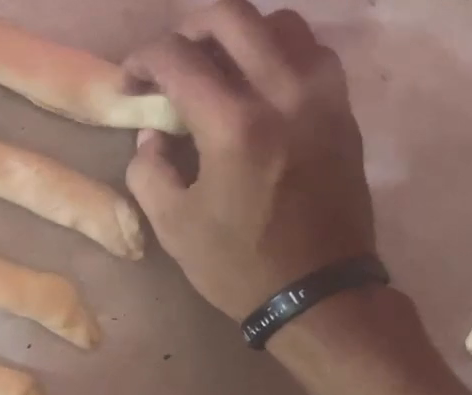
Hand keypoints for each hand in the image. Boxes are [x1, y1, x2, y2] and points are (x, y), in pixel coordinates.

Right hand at [124, 2, 374, 324]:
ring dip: (239, 34)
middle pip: (232, 16)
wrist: (316, 290)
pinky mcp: (342, 108)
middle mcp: (283, 92)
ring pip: (279, 23)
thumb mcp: (174, 228)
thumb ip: (150, 171)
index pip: (179, 59)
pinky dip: (278, 52)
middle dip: (189, 28)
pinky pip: (310, 51)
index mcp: (234, 126)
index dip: (144, 59)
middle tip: (169, 59)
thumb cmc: (237, 267)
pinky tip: (259, 84)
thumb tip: (153, 132)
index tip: (130, 80)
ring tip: (217, 67)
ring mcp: (321, 94)